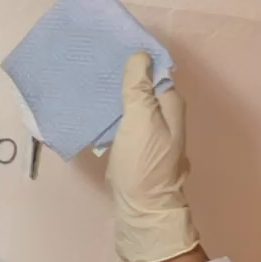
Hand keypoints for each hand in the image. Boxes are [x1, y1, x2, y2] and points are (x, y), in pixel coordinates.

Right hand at [107, 53, 199, 261]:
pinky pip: (124, 124)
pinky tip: (94, 114)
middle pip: (143, 87)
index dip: (134, 59)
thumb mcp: (140, 121)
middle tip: (93, 67)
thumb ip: (139, 88)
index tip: (109, 50)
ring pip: (132, 106)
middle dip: (122, 77)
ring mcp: (152, 135)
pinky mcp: (137, 150)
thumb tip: (139, 56)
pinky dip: (111, 117)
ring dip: (114, 97)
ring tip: (89, 86)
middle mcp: (165, 117)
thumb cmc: (143, 165)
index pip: (155, 71)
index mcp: (171, 106)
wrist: (142, 211)